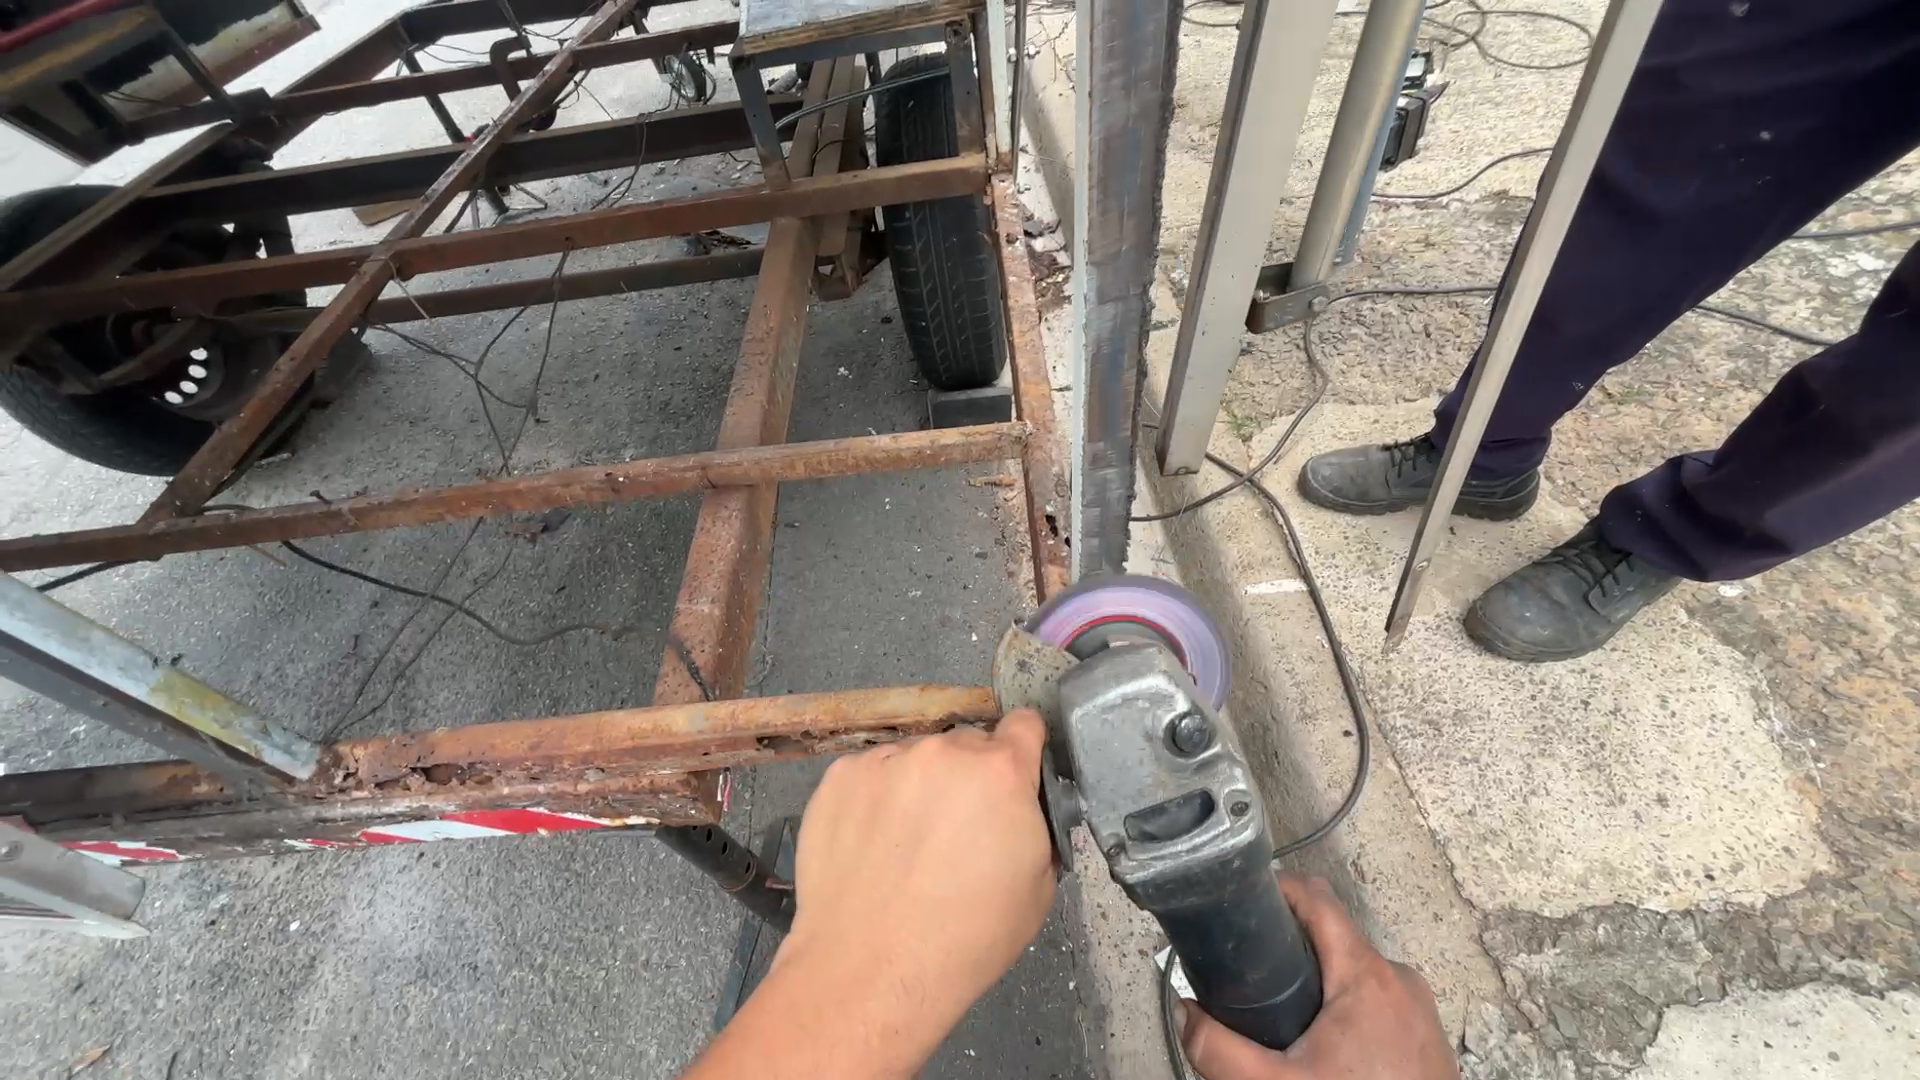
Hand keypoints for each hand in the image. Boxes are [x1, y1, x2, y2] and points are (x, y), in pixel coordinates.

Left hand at [780, 708, 1056, 1025]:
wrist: (869, 970)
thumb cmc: (965, 940)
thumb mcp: (1038, 887)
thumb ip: (1034, 824)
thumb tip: (1021, 807)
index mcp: (1001, 772)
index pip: (1025, 724)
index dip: (1024, 749)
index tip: (1014, 774)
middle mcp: (944, 751)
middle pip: (967, 744)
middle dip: (969, 776)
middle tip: (955, 828)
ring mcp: (888, 759)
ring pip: (916, 758)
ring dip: (919, 785)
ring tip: (905, 843)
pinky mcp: (841, 775)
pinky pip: (872, 773)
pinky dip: (876, 798)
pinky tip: (870, 844)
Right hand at [1178, 876, 1455, 1079]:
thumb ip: (1219, 1050)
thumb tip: (1182, 1011)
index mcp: (1367, 975)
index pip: (1316, 895)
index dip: (1274, 887)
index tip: (1239, 902)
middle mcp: (1399, 979)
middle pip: (1330, 933)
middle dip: (1288, 943)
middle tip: (1248, 969)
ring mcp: (1419, 1008)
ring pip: (1352, 966)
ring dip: (1316, 976)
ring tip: (1279, 1007)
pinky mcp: (1428, 1037)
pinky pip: (1376, 996)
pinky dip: (1343, 1002)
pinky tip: (1320, 1038)